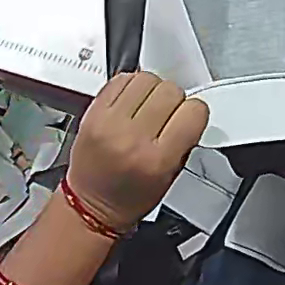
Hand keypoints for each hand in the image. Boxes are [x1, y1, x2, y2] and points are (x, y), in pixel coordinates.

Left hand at [66, 72, 208, 229]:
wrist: (90, 205)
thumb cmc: (129, 197)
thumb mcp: (171, 177)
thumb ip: (185, 140)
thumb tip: (191, 109)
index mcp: (158, 161)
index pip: (193, 112)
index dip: (195, 113)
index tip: (189, 118)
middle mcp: (133, 139)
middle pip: (170, 91)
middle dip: (174, 101)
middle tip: (167, 116)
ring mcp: (109, 123)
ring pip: (146, 79)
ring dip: (152, 90)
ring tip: (147, 108)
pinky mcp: (93, 113)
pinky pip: (120, 80)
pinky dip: (129, 86)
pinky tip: (130, 103)